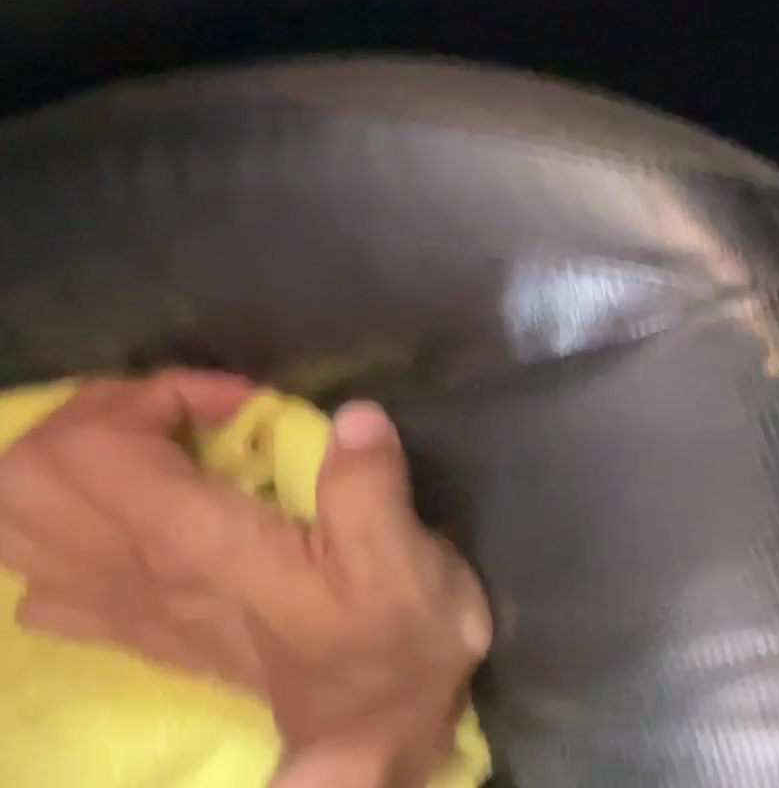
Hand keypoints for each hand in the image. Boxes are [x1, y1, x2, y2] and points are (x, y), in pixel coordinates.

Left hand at [0, 378, 489, 787]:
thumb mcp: (403, 557)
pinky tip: (140, 507)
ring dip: (72, 457)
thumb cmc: (395, 632)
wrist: (371, 718)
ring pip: (10, 516)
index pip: (97, 448)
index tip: (249, 401)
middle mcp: (130, 573)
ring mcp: (116, 605)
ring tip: (163, 440)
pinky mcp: (124, 622)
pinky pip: (33, 562)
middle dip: (103, 412)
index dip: (163, 395)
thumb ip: (369, 485)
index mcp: (195, 547)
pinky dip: (64, 516)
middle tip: (197, 409)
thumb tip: (355, 415)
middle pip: (27, 472)